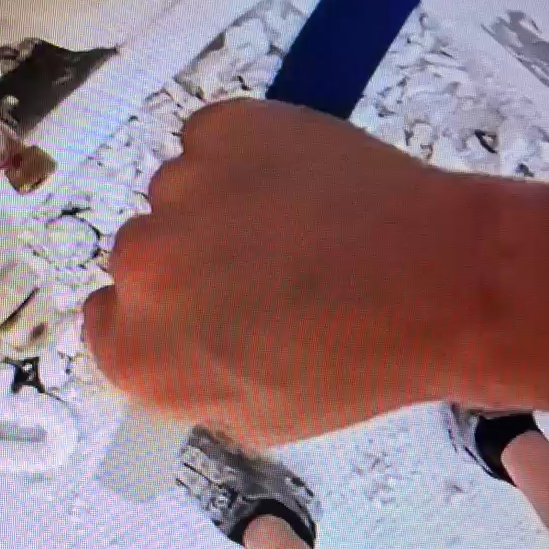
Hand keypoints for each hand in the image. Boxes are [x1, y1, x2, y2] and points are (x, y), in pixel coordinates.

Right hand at [83, 98, 498, 445]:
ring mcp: (179, 191)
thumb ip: (180, 386)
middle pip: (136, 257)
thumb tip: (160, 347)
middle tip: (255, 270)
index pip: (104, 320)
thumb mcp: (252, 419)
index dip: (151, 315)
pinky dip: (240, 158)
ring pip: (176, 197)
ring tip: (290, 228)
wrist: (444, 284)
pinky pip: (209, 144)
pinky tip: (295, 185)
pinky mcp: (223, 129)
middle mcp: (140, 269)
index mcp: (140, 353)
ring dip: (215, 209)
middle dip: (184, 263)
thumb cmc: (352, 368)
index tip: (193, 307)